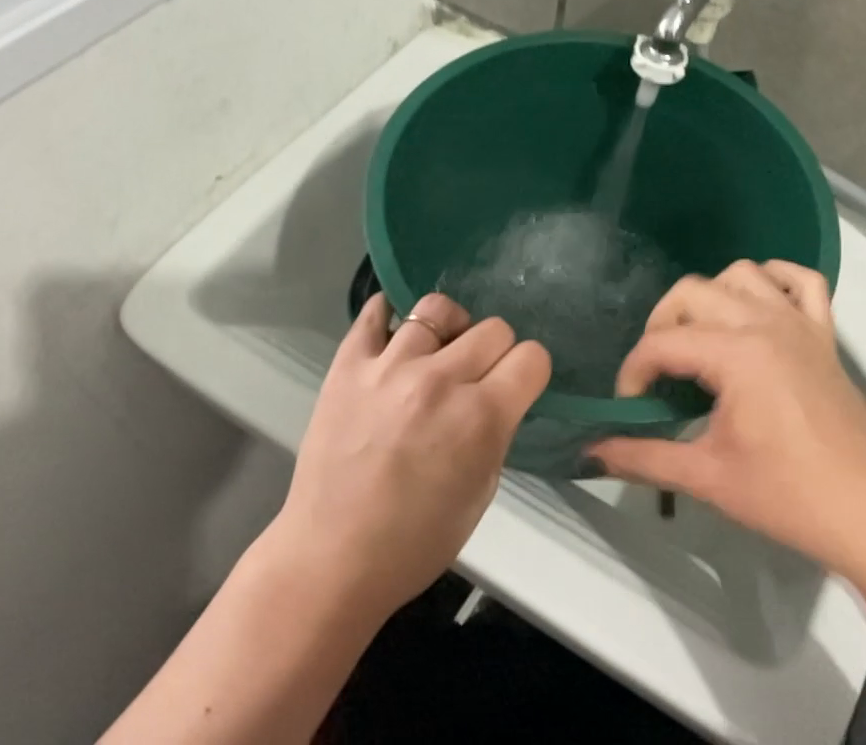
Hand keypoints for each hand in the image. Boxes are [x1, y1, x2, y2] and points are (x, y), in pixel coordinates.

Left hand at [268, 292, 550, 616]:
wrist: (334, 556)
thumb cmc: (418, 540)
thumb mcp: (483, 490)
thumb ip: (496, 430)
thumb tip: (497, 395)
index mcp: (482, 417)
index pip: (532, 357)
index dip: (530, 373)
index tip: (517, 387)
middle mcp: (440, 380)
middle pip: (494, 328)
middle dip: (496, 353)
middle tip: (477, 380)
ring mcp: (389, 367)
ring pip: (438, 308)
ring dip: (449, 331)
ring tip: (437, 356)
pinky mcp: (348, 365)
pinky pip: (374, 313)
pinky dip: (389, 317)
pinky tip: (395, 337)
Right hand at [588, 260, 865, 572]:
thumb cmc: (786, 496)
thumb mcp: (706, 477)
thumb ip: (643, 457)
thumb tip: (591, 452)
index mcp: (736, 353)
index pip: (662, 343)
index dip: (633, 372)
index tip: (629, 408)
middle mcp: (766, 323)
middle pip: (691, 294)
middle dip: (661, 328)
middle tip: (658, 377)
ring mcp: (801, 324)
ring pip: (741, 275)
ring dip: (711, 299)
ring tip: (701, 343)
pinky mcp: (825, 335)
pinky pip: (802, 281)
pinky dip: (776, 281)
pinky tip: (757, 309)